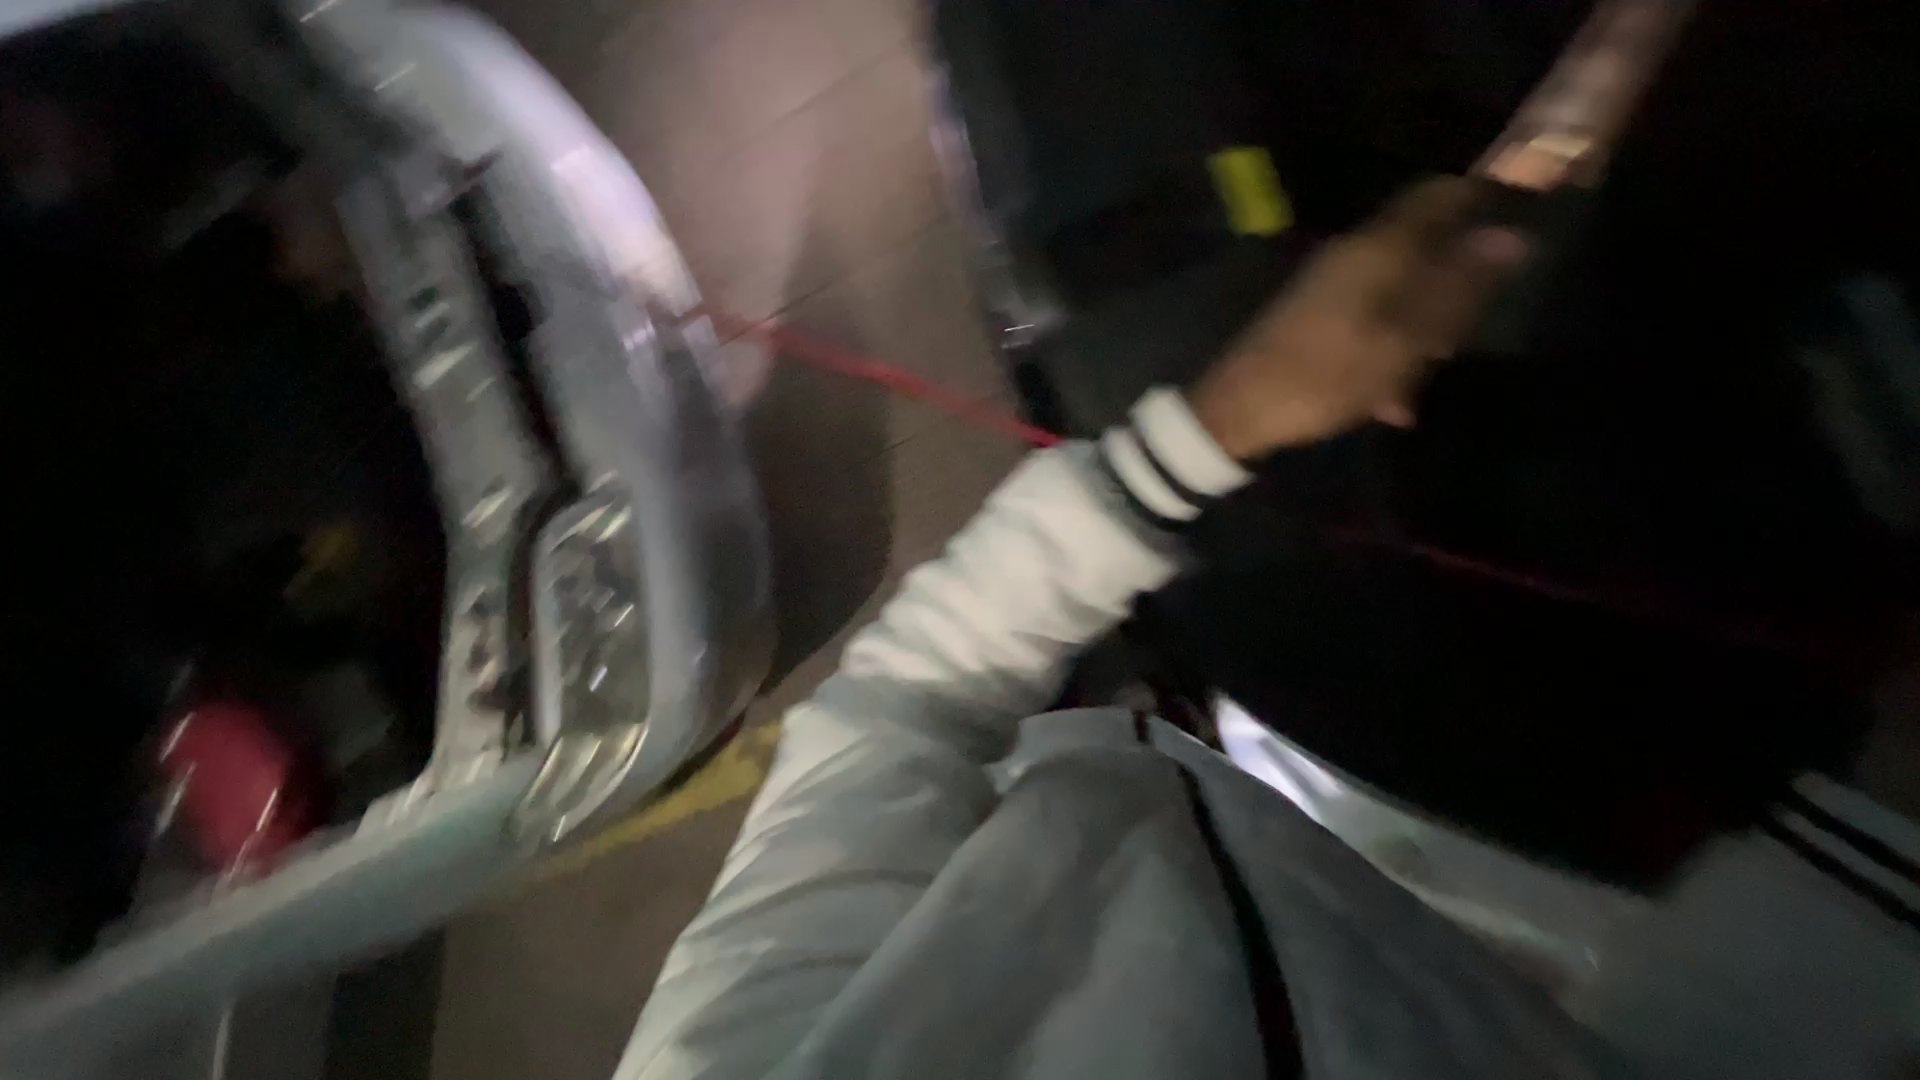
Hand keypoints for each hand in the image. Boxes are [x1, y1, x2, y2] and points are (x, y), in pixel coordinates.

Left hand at [1187, 177, 1527, 459]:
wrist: (1236, 412)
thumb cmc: (1325, 376)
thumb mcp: (1403, 340)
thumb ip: (1456, 287)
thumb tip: (1511, 236)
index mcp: (1376, 247)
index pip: (1439, 193)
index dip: (1484, 200)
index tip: (1516, 229)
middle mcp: (1349, 255)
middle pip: (1422, 246)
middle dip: (1453, 284)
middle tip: (1468, 329)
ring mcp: (1325, 287)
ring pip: (1395, 292)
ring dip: (1419, 331)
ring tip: (1424, 378)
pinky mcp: (1309, 319)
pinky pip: (1365, 324)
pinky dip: (1385, 355)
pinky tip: (1391, 402)